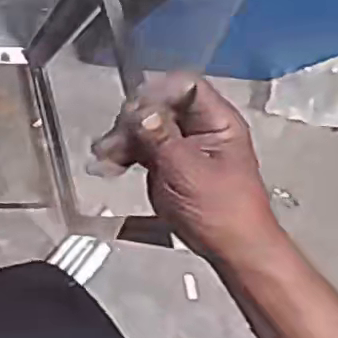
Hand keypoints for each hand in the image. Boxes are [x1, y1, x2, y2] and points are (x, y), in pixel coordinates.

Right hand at [89, 73, 280, 257]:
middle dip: (132, 121)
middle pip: (157, 104)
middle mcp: (198, 126)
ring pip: (143, 126)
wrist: (232, 251)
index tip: (134, 113)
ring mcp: (181, 144)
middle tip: (115, 140)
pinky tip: (107, 166)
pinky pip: (139, 147)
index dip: (157, 93)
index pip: (185, 86)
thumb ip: (161, 138)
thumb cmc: (221, 211)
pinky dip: (122, 154)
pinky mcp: (166, 161)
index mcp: (217, 121)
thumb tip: (140, 110)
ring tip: (105, 158)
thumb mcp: (188, 171)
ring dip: (121, 139)